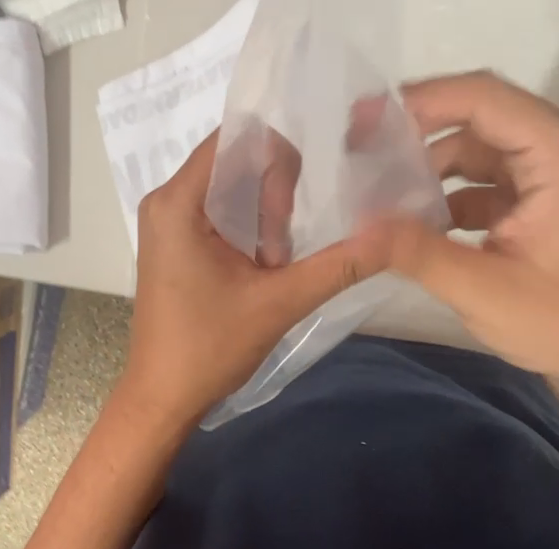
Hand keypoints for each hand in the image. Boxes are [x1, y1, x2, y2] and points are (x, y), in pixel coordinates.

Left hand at [121, 129, 392, 424]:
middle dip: (272, 202)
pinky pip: (222, 215)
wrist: (162, 399)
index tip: (286, 223)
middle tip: (274, 260)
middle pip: (240, 162)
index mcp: (178, 201)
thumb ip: (339, 263)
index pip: (244, 138)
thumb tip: (397, 232)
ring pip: (235, 190)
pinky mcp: (175, 244)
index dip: (280, 168)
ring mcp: (168, 222)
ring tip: (264, 273)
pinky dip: (248, 236)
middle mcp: (166, 199)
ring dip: (264, 224)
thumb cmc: (208, 351)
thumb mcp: (279, 304)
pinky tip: (255, 274)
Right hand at [380, 72, 558, 385]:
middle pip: (474, 119)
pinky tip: (403, 223)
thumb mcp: (479, 288)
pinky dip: (438, 198)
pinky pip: (473, 185)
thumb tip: (356, 227)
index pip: (483, 101)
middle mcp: (553, 152)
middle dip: (415, 134)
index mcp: (557, 155)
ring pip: (470, 152)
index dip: (420, 104)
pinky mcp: (528, 206)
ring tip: (372, 192)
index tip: (362, 125)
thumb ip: (416, 252)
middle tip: (356, 154)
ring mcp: (541, 179)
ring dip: (423, 169)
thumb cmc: (556, 321)